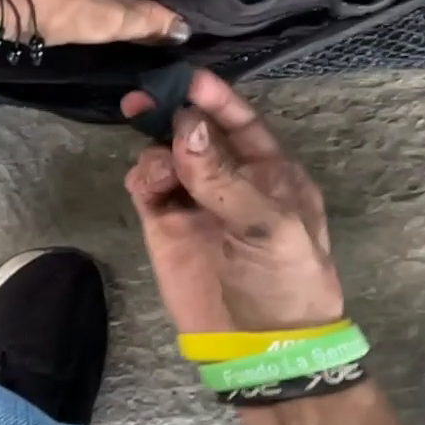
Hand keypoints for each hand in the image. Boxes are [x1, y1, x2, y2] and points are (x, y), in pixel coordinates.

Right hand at [121, 70, 343, 332]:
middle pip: (193, 132)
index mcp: (269, 173)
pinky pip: (145, 185)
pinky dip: (142, 177)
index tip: (185, 78)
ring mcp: (193, 200)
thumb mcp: (268, 227)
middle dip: (169, 113)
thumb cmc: (284, 281)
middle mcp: (228, 178)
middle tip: (139, 101)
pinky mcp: (164, 222)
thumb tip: (184, 126)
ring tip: (158, 174)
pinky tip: (147, 185)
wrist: (258, 347)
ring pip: (164, 155)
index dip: (214, 98)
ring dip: (156, 151)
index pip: (240, 123)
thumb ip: (223, 177)